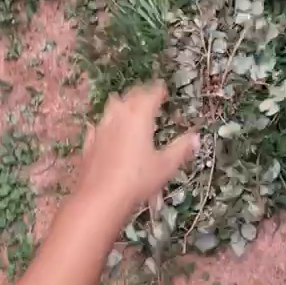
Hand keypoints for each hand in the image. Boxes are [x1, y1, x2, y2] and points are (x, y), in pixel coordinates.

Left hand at [74, 82, 198, 222]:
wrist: (101, 197)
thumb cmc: (138, 179)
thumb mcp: (166, 165)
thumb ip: (181, 148)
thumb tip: (196, 137)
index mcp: (139, 116)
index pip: (150, 94)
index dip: (158, 90)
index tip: (163, 88)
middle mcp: (119, 116)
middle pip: (129, 96)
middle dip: (140, 93)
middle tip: (149, 95)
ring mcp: (101, 128)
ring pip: (111, 108)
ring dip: (122, 104)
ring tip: (128, 107)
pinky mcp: (89, 143)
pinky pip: (98, 126)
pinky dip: (106, 124)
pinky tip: (105, 129)